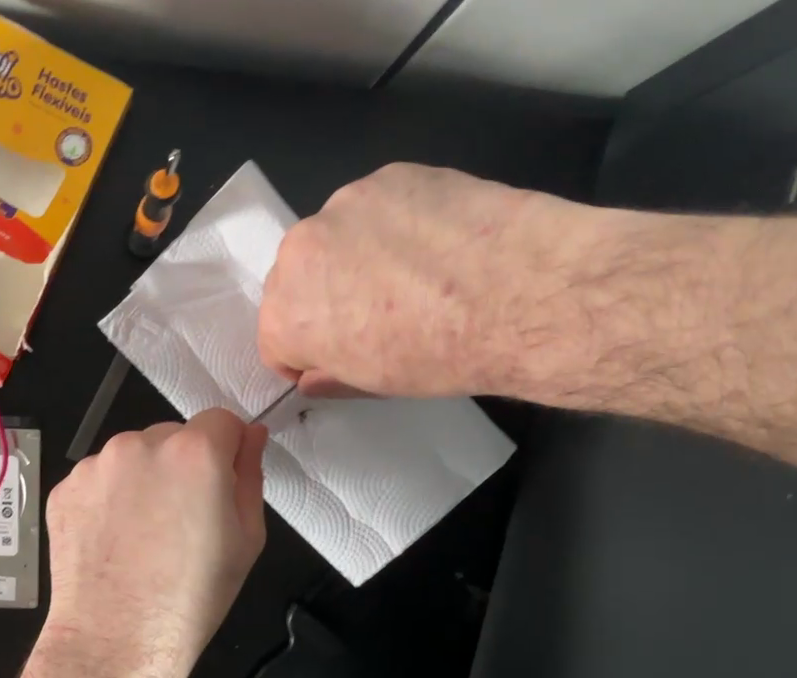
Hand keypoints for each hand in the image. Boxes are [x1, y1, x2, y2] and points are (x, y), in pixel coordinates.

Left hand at [43, 409, 267, 677]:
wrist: (117, 638)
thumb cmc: (191, 597)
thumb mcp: (246, 538)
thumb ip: (250, 475)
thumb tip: (251, 437)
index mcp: (195, 452)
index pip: (221, 421)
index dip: (227, 449)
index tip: (222, 483)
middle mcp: (140, 445)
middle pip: (172, 436)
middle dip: (181, 465)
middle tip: (180, 520)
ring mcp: (95, 466)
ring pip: (131, 457)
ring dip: (141, 480)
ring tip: (142, 535)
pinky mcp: (64, 489)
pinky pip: (97, 481)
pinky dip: (106, 500)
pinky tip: (112, 541)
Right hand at [258, 163, 608, 402]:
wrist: (522, 295)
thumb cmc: (439, 355)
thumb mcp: (374, 383)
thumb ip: (330, 374)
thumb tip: (315, 373)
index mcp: (286, 313)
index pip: (275, 337)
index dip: (304, 353)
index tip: (335, 358)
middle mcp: (300, 251)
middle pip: (297, 279)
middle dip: (323, 298)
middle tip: (375, 316)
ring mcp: (346, 205)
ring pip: (336, 237)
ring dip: (356, 256)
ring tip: (411, 275)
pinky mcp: (390, 175)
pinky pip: (376, 207)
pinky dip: (394, 224)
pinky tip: (435, 244)